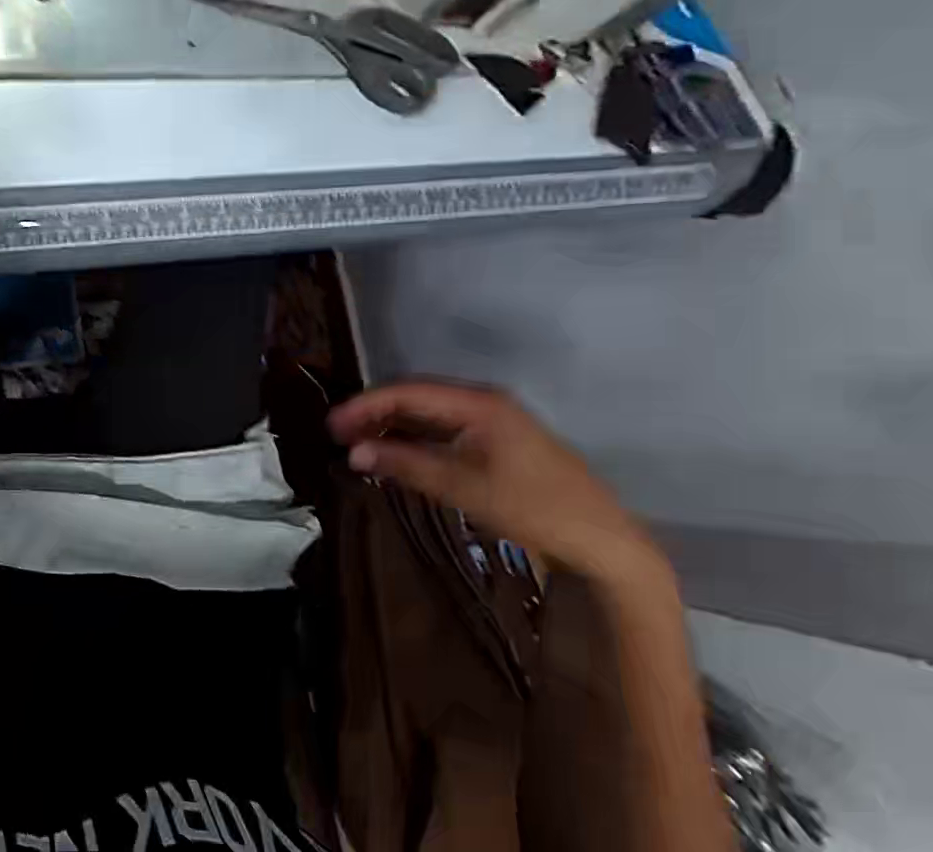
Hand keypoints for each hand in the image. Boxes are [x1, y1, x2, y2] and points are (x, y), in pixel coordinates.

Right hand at [328, 380, 658, 582]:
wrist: (601, 540)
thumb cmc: (533, 509)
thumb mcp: (463, 488)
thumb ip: (405, 465)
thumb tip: (353, 453)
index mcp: (478, 403)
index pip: (408, 392)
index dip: (365, 405)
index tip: (332, 424)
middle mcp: (483, 402)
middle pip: (416, 397)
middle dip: (375, 413)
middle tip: (339, 434)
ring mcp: (492, 420)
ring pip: (428, 413)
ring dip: (392, 426)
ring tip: (358, 444)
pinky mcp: (496, 440)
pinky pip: (443, 429)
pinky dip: (414, 439)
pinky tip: (395, 453)